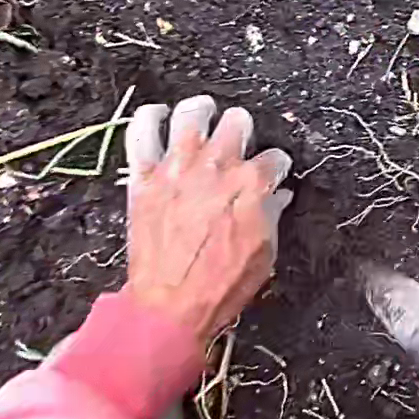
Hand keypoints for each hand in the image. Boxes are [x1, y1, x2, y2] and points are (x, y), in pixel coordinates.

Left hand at [123, 95, 292, 339]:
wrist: (169, 308)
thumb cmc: (223, 283)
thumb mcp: (266, 250)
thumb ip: (272, 214)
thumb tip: (276, 196)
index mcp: (253, 184)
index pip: (275, 157)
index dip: (276, 166)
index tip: (272, 176)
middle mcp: (219, 167)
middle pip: (239, 122)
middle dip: (244, 130)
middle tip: (240, 141)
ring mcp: (179, 169)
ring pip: (192, 114)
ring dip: (202, 110)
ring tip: (204, 111)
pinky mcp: (146, 179)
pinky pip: (142, 135)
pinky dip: (150, 119)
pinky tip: (159, 114)